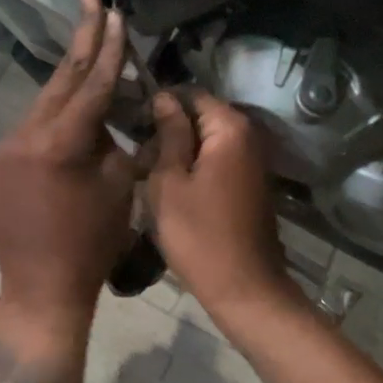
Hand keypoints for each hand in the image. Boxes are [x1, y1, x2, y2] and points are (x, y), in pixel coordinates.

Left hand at [0, 0, 138, 333]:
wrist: (41, 289)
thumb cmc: (93, 242)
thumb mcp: (121, 186)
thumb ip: (117, 138)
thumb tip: (120, 108)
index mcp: (62, 142)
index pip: (92, 83)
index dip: (108, 45)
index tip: (114, 10)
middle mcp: (26, 135)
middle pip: (61, 79)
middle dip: (82, 37)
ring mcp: (5, 148)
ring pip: (45, 102)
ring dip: (71, 78)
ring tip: (91, 44)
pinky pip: (31, 126)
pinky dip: (54, 113)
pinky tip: (71, 107)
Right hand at [144, 91, 299, 322]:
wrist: (244, 289)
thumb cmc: (199, 235)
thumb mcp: (170, 182)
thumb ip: (168, 134)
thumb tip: (165, 97)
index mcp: (230, 128)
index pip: (191, 94)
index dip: (159, 103)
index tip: (131, 121)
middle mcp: (248, 136)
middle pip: (200, 116)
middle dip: (167, 130)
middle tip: (135, 155)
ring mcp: (251, 160)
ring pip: (206, 141)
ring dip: (178, 152)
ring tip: (145, 174)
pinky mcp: (248, 183)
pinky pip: (216, 160)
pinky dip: (194, 168)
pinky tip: (169, 188)